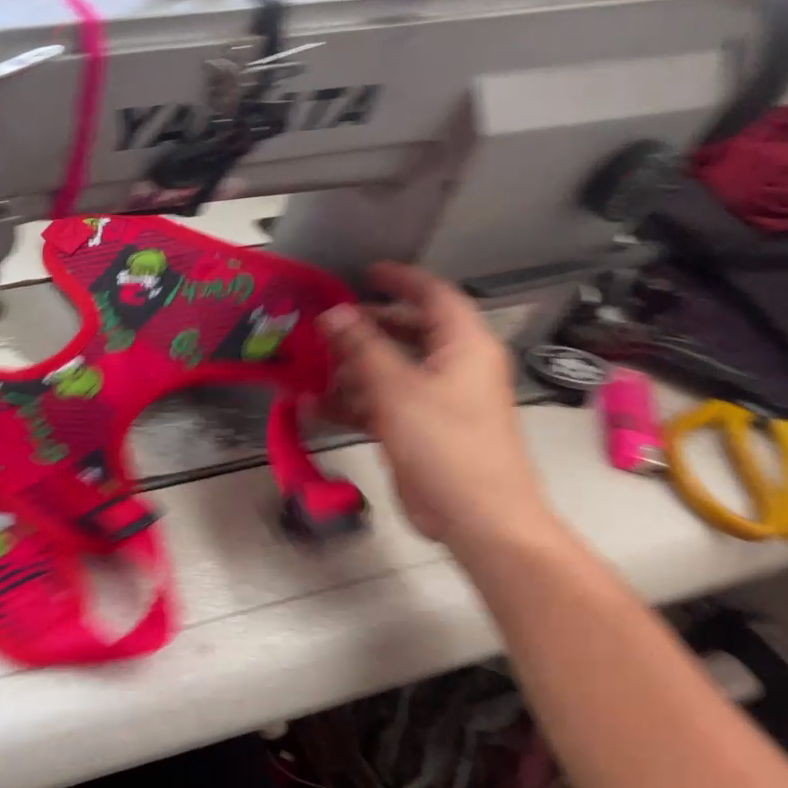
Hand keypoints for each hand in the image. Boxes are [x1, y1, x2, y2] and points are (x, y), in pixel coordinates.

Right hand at [315, 263, 554, 546]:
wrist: (477, 515)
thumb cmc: (446, 444)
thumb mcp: (398, 389)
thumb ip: (363, 347)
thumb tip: (334, 313)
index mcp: (464, 346)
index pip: (434, 295)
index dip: (399, 280)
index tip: (363, 272)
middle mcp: (454, 367)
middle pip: (408, 332)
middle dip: (364, 328)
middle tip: (324, 325)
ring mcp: (437, 400)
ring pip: (390, 370)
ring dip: (350, 369)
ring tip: (310, 368)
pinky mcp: (419, 430)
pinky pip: (382, 404)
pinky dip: (352, 403)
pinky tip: (315, 406)